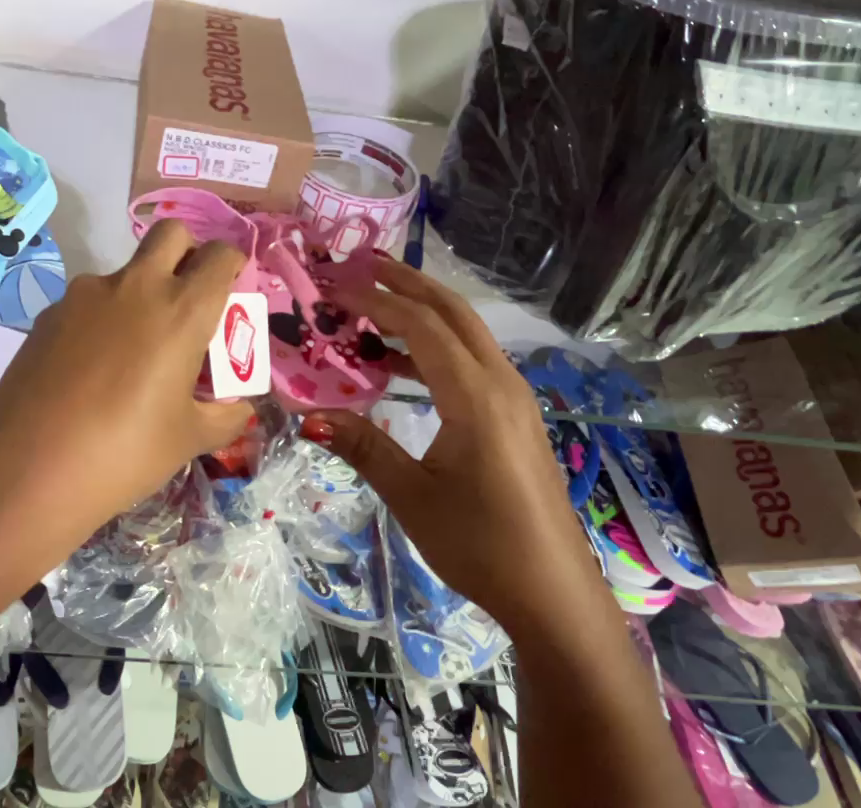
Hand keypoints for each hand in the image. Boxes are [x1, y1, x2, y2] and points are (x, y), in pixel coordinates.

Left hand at [0, 220, 255, 520]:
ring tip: (132, 353)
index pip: (220, 256)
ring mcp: (85, 296)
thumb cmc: (125, 452)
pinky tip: (89, 370)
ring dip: (139, 293)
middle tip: (187, 299)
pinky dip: (101, 321)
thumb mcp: (189, 439)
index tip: (230, 292)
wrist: (29, 469)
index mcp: (182, 310)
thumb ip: (225, 415)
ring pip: (124, 272)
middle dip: (187, 252)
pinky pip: (87, 304)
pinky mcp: (48, 314)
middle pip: (171, 234)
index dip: (232, 266)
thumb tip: (240, 407)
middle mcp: (136, 287)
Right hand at [299, 259, 602, 637]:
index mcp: (475, 396)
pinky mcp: (516, 416)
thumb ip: (363, 446)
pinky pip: (472, 360)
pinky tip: (400, 365)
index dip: (373, 300)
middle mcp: (500, 383)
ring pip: (465, 332)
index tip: (332, 285)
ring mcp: (514, 398)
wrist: (552, 593)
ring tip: (371, 305)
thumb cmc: (479, 545)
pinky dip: (435, 346)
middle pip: (452, 312)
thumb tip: (308, 416)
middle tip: (358, 266)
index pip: (419, 325)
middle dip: (404, 284)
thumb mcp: (411, 496)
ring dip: (421, 311)